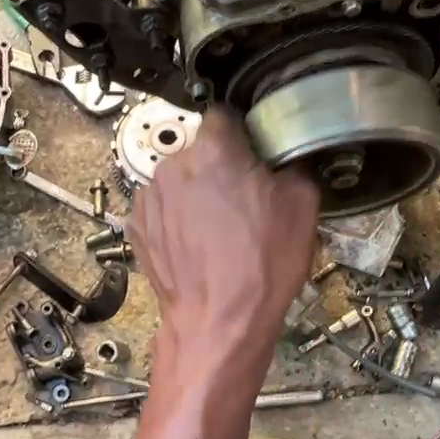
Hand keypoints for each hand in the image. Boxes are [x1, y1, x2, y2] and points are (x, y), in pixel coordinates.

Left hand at [127, 109, 318, 368]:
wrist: (217, 322)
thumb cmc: (258, 268)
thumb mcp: (302, 206)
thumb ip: (291, 165)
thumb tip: (284, 158)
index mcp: (213, 150)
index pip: (226, 116)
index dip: (244, 134)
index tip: (255, 153)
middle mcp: (173, 166)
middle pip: (201, 152)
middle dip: (221, 169)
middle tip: (245, 202)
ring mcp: (149, 198)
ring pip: (180, 181)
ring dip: (197, 195)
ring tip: (221, 231)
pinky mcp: (137, 227)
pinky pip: (163, 210)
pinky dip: (177, 220)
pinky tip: (199, 245)